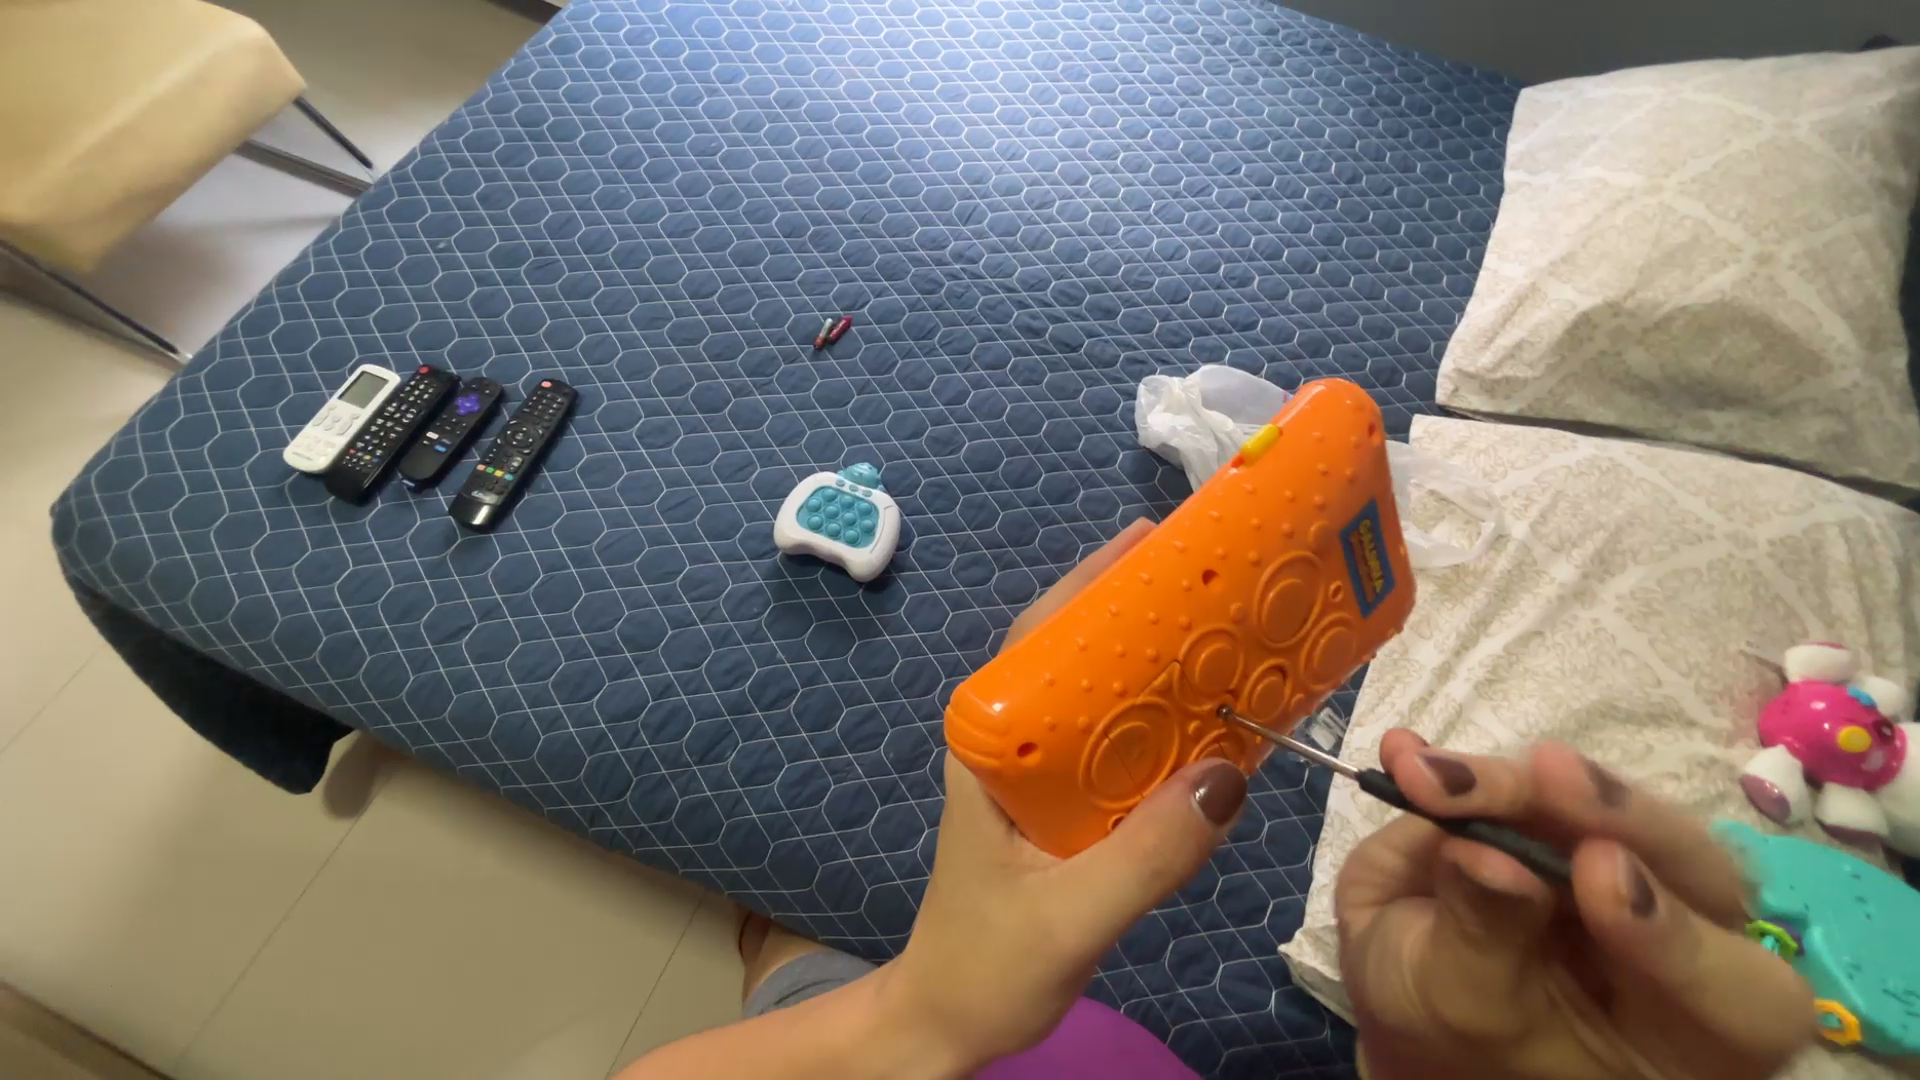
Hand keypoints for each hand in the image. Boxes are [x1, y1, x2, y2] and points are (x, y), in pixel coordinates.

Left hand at [881, 519, 1249, 1068]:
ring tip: (1223, 638)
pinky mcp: (1061, 805)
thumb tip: (1230, 774)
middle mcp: (1011, 741)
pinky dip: (1160, 734)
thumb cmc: (988, 963)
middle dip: (1136, 617)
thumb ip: (1148, 854)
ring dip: (1154, 672)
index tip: (1150, 548)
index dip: (1091, 588)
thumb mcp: (1071, 915)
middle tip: (1209, 583)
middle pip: (1076, 659)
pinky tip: (1210, 729)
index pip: (1039, 639)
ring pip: (1101, 704)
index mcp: (990, 743)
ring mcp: (1036, 773)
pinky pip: (1117, 752)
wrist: (948, 1018)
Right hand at [1339, 730, 1814, 1079]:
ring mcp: (1586, 855)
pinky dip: (1445, 755)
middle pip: (1678, 860)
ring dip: (1498, 779)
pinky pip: (1498, 774)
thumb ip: (1484, 936)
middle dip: (1610, 810)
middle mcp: (1661, 926)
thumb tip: (1485, 854)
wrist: (1392, 993)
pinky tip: (1400, 749)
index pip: (1735, 988)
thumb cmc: (1446, 1039)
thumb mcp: (1461, 1003)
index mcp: (1685, 1023)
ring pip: (1580, 799)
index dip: (1679, 931)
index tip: (1598, 874)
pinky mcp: (1522, 812)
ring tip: (1420, 774)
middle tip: (1545, 773)